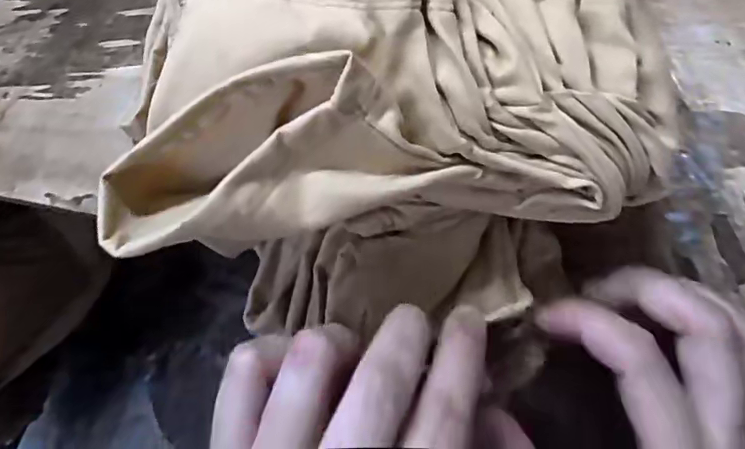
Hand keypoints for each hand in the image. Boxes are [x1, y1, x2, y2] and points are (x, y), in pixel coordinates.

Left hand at [211, 305, 522, 448]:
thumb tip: (497, 413)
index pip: (441, 423)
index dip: (463, 362)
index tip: (470, 320)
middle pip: (380, 384)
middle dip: (407, 336)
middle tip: (415, 324)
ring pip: (310, 359)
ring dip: (340, 342)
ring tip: (351, 355)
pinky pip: (247, 368)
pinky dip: (275, 351)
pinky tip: (293, 373)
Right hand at [537, 268, 744, 448]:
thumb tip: (486, 408)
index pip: (642, 359)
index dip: (587, 320)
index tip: (543, 319)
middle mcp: (730, 445)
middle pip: (710, 331)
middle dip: (644, 288)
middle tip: (592, 292)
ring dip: (688, 295)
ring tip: (632, 296)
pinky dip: (720, 322)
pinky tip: (674, 323)